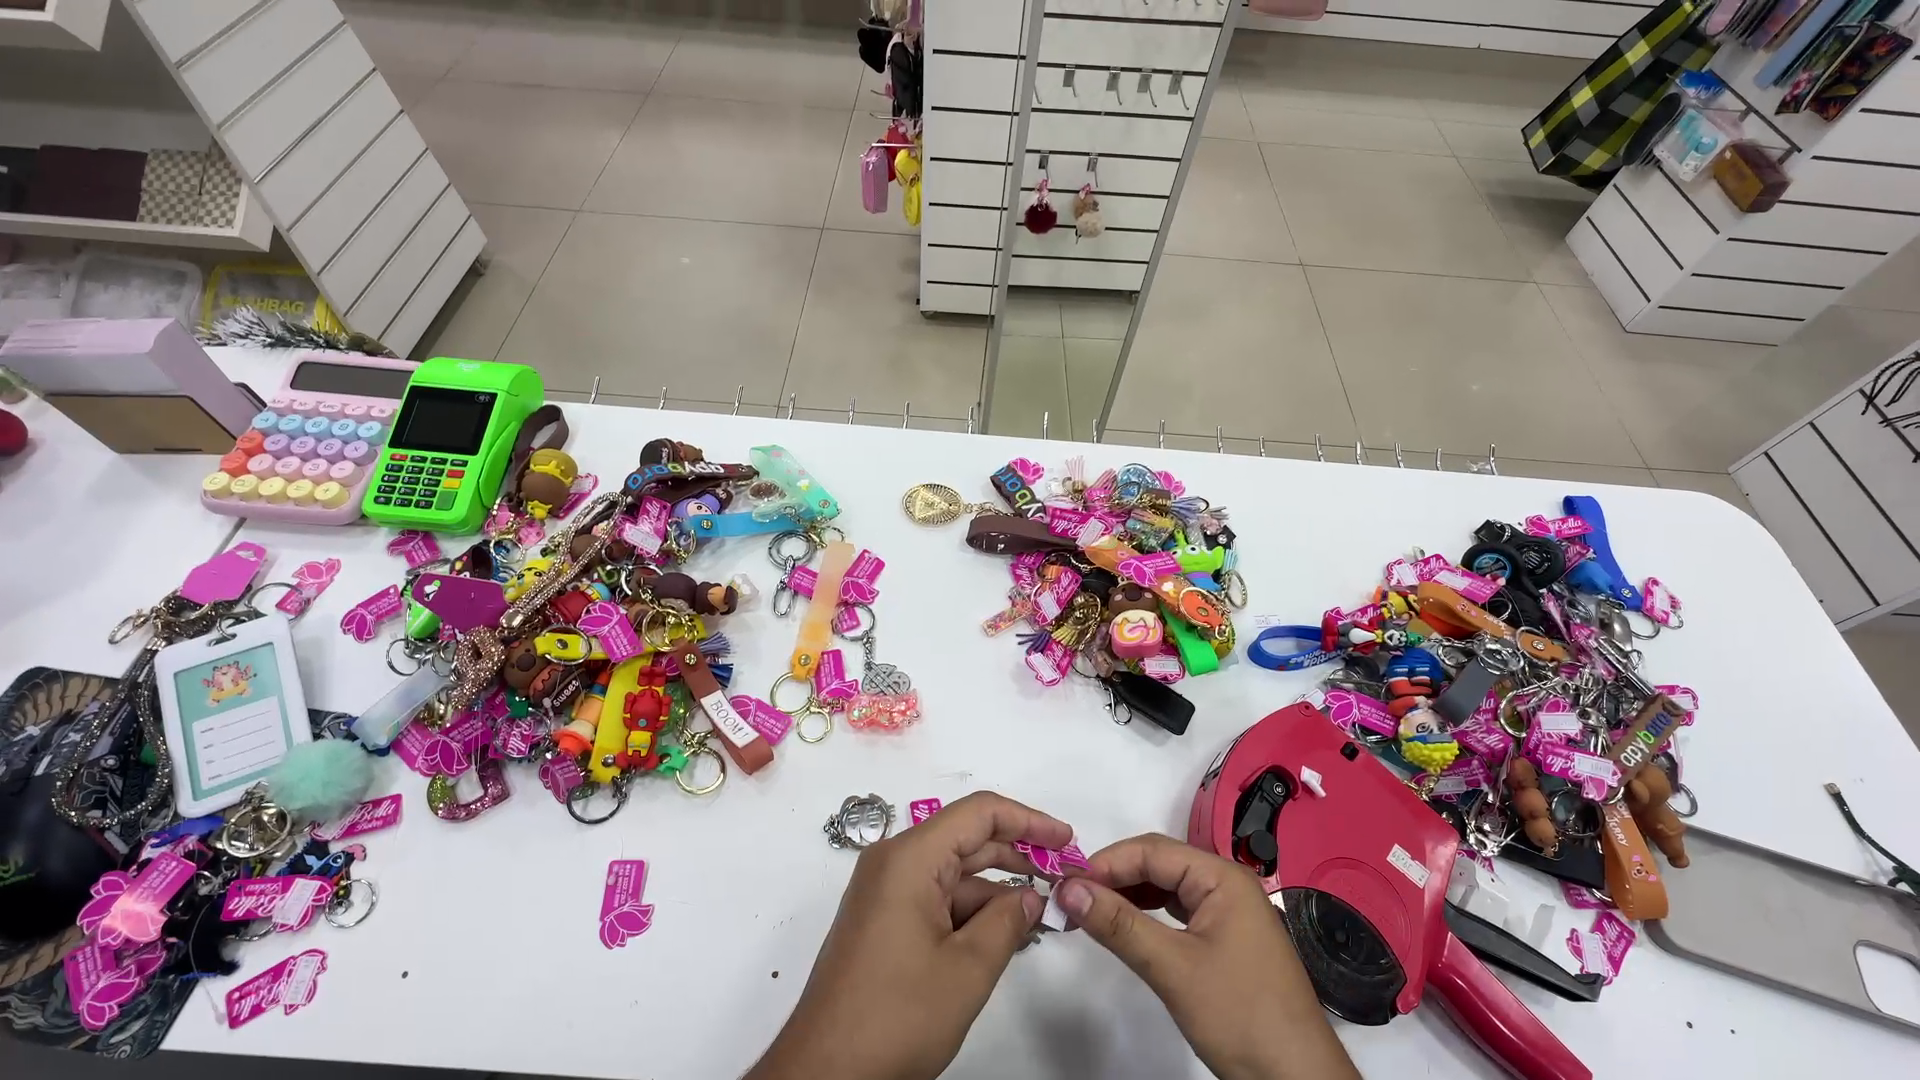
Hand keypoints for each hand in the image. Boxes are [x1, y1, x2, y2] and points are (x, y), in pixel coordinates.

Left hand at [747, 792, 1072, 1079]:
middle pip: (965, 839)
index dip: (1028, 820)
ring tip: (1041, 913)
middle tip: (1064, 876)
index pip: (978, 813)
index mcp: (909, 858)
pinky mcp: (883, 920)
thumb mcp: (967, 969)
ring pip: (953, 873)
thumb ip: (1007, 923)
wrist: (824, 1072)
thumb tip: (1031, 897)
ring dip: (996, 890)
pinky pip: (936, 898)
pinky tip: (1003, 933)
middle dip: (1017, 855)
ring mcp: (885, 892)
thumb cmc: (897, 1015)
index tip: (1067, 840)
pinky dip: (971, 911)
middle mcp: (893, 863)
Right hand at [1056, 834, 1359, 1079]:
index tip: (1065, 883)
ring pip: (1165, 888)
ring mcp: (1227, 913)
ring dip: (1127, 897)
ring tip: (1089, 912)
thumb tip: (1067, 888)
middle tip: (1071, 899)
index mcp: (1221, 877)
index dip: (1106, 862)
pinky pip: (1177, 913)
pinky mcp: (1225, 940)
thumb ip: (1118, 924)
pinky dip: (1146, 917)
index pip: (1152, 851)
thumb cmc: (1240, 1015)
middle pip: (1159, 864)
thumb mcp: (1172, 969)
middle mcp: (1226, 885)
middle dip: (1114, 877)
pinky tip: (1124, 929)